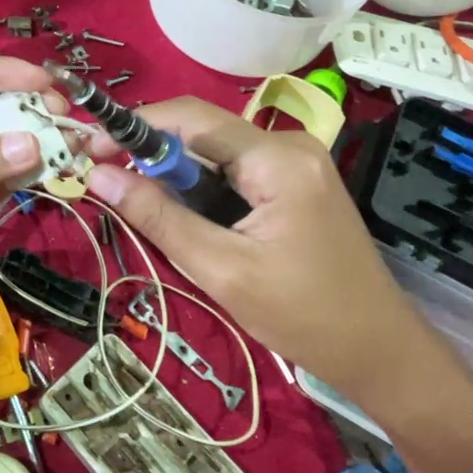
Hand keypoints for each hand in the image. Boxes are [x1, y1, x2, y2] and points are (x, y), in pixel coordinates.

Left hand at [0, 57, 60, 330]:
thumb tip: (33, 143)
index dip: (2, 73)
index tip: (44, 81)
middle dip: (30, 103)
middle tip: (66, 116)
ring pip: (11, 138)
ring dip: (45, 135)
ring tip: (79, 140)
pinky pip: (18, 174)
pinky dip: (44, 168)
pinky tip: (67, 165)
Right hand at [86, 97, 435, 409]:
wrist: (382, 355)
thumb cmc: (304, 316)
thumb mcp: (220, 271)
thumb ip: (158, 218)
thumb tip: (97, 176)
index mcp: (278, 158)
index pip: (190, 117)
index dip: (135, 127)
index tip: (91, 150)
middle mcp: (289, 145)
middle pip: (201, 131)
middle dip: (152, 156)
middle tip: (112, 187)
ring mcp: (296, 162)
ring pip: (213, 151)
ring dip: (175, 176)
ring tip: (148, 212)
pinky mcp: (295, 181)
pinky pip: (232, 169)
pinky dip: (201, 188)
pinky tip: (189, 220)